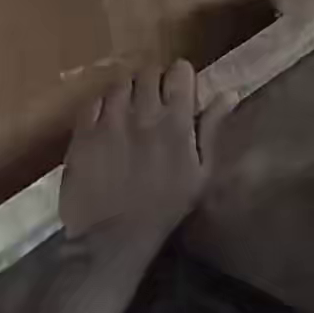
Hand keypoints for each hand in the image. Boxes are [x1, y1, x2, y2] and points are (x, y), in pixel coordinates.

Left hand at [59, 59, 234, 252]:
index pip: (180, 71)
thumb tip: (229, 93)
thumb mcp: (200, 174)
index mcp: (176, 121)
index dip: (180, 76)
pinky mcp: (84, 132)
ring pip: (121, 82)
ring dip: (128, 91)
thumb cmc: (163, 209)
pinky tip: (106, 122)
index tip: (179, 90)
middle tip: (153, 100)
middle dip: (154, 80)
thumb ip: (213, 129)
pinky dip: (102, 106)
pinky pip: (94, 101)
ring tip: (128, 110)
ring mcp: (111, 120)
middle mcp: (144, 112)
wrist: (111, 241)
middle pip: (149, 71)